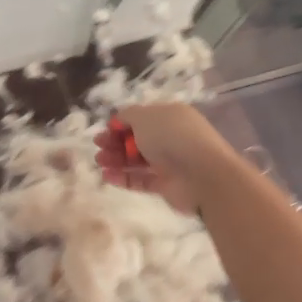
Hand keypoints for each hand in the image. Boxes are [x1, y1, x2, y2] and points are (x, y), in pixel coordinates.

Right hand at [94, 103, 233, 213]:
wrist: (203, 174)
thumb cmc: (172, 137)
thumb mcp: (144, 116)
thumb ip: (127, 116)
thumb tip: (118, 120)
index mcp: (169, 117)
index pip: (140, 118)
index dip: (120, 124)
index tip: (103, 131)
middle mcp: (171, 138)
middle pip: (137, 140)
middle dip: (115, 143)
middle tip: (98, 148)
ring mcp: (170, 162)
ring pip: (137, 160)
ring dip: (116, 160)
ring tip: (99, 163)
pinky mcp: (167, 185)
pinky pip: (142, 180)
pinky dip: (124, 177)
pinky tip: (107, 176)